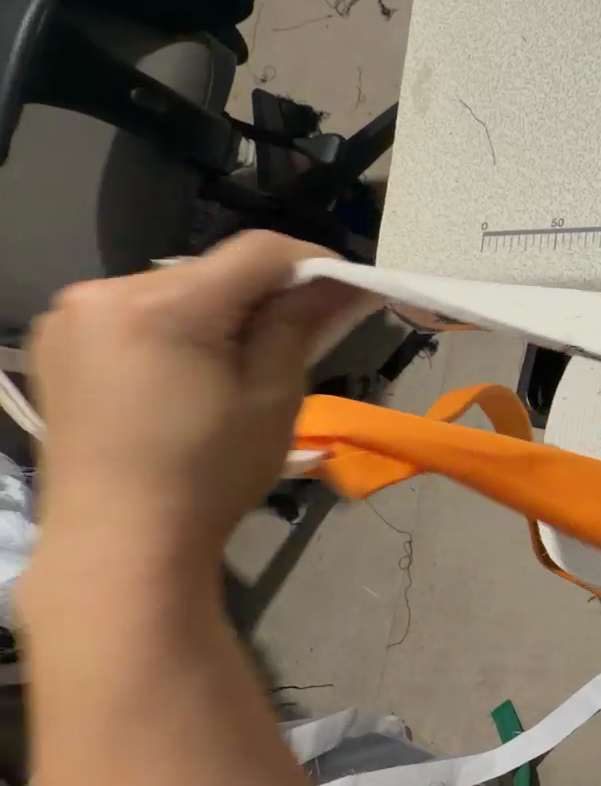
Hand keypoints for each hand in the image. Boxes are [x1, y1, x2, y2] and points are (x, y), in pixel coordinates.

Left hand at [27, 232, 370, 569]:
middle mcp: (103, 293)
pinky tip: (203, 370)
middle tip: (312, 336)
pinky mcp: (62, 343)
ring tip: (257, 359)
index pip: (258, 252)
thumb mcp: (275, 393)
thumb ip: (300, 325)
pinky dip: (187, 328)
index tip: (354, 293)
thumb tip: (339, 283)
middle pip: (216, 270)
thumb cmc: (212, 468)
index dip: (316, 263)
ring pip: (181, 290)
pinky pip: (143, 313)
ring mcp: (72, 317)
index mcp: (160, 305)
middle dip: (272, 293)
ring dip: (230, 312)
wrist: (123, 534)